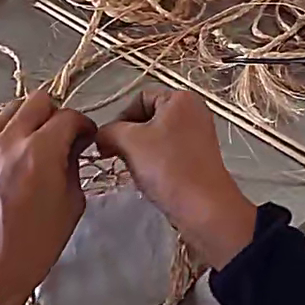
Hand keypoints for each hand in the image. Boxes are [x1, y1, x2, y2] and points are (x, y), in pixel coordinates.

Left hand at [0, 93, 95, 304]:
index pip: (69, 116)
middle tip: (64, 136)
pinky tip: (19, 158)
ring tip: (39, 142)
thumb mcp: (72, 202)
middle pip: (38, 100)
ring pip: (12, 109)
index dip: (84, 125)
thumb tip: (73, 145)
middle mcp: (9, 141)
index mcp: (40, 151)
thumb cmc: (37, 242)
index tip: (88, 139)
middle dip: (57, 114)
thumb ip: (74, 163)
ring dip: (31, 119)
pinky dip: (12, 134)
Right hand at [95, 87, 255, 268]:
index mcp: (181, 98)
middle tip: (115, 157)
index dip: (119, 119)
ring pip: (156, 136)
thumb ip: (109, 131)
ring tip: (134, 169)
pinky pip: (169, 152)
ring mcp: (199, 133)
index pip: (139, 98)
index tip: (108, 143)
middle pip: (148, 117)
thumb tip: (101, 135)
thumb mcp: (129, 142)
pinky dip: (155, 161)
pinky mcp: (199, 155)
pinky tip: (149, 177)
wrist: (203, 206)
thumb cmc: (168, 167)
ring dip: (139, 151)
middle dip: (128, 136)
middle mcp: (194, 110)